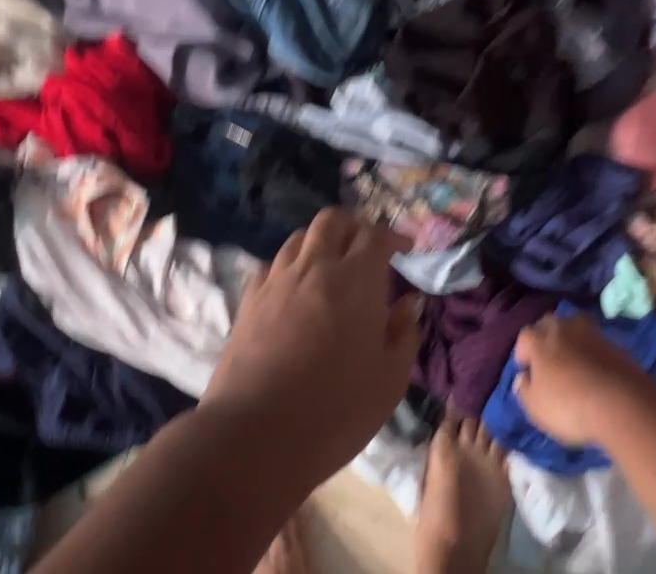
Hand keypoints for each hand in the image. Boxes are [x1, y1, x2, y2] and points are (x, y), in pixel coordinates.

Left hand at [203, 208, 420, 482]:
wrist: (255, 434)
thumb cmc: (336, 410)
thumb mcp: (389, 380)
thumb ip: (403, 333)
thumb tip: (406, 303)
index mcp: (355, 279)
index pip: (374, 235)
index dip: (393, 236)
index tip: (405, 248)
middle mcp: (314, 267)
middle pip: (332, 220)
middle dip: (354, 226)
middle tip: (367, 248)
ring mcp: (276, 280)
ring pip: (299, 238)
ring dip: (321, 243)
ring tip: (332, 268)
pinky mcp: (248, 300)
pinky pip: (273, 265)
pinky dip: (291, 267)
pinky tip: (296, 291)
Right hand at [512, 314, 655, 446]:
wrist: (622, 404)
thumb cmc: (569, 406)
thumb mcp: (536, 407)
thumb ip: (524, 390)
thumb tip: (522, 377)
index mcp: (539, 341)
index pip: (525, 336)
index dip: (523, 351)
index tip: (526, 368)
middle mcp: (563, 330)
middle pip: (549, 323)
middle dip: (545, 335)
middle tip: (547, 356)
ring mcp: (592, 334)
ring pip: (575, 325)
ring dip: (570, 336)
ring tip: (571, 355)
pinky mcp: (616, 345)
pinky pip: (597, 342)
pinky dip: (593, 350)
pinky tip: (595, 366)